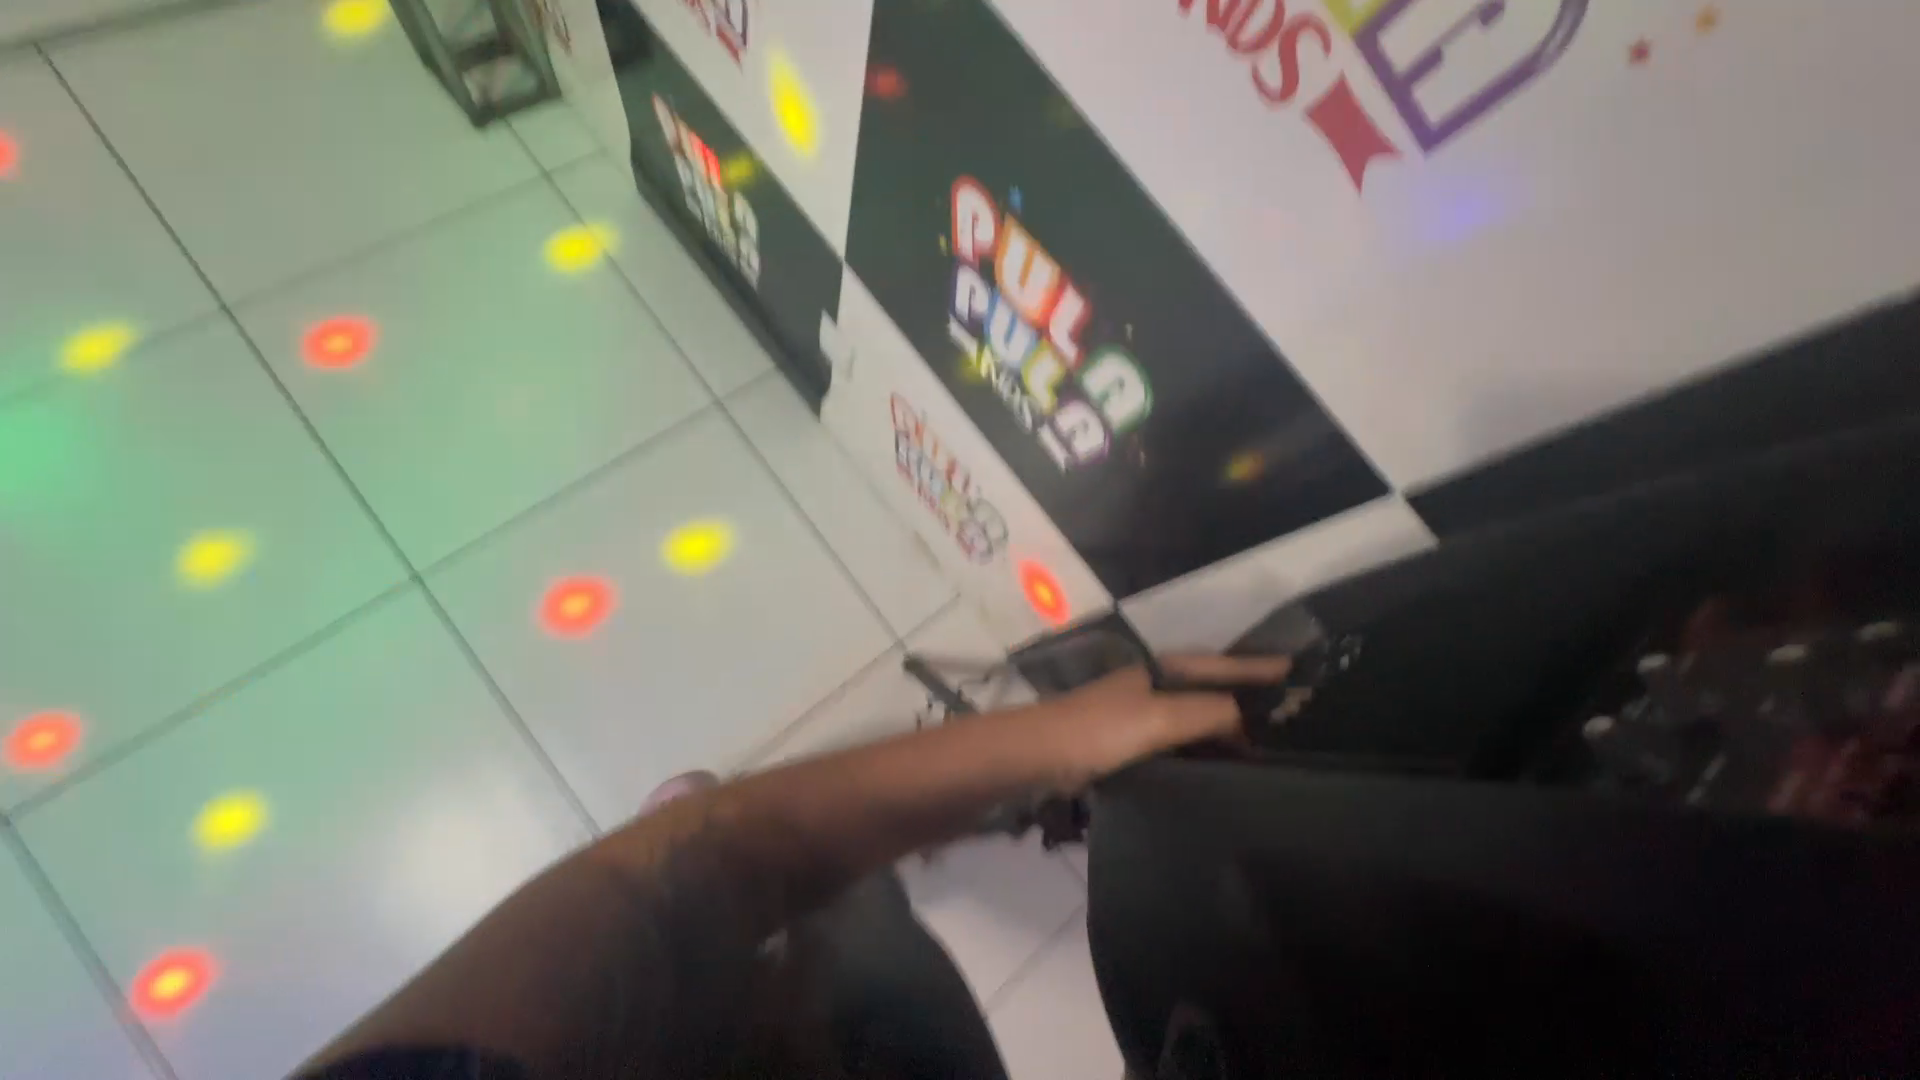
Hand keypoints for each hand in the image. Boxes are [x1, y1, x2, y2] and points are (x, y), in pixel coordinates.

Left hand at [1036, 654, 1291, 788]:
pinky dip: (1204, 746)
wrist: (1041, 756)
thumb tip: (1248, 716)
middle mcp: (1154, 684)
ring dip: (1227, 725)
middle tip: (1292, 715)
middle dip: (1247, 696)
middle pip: (1210, 686)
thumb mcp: (1161, 717)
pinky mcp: (1129, 741)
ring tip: (1267, 744)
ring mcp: (1140, 712)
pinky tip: (1220, 766)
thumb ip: (1207, 712)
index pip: (1221, 665)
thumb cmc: (1101, 730)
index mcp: (1162, 670)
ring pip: (1195, 714)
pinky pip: (1180, 740)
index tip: (1298, 671)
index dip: (1257, 668)